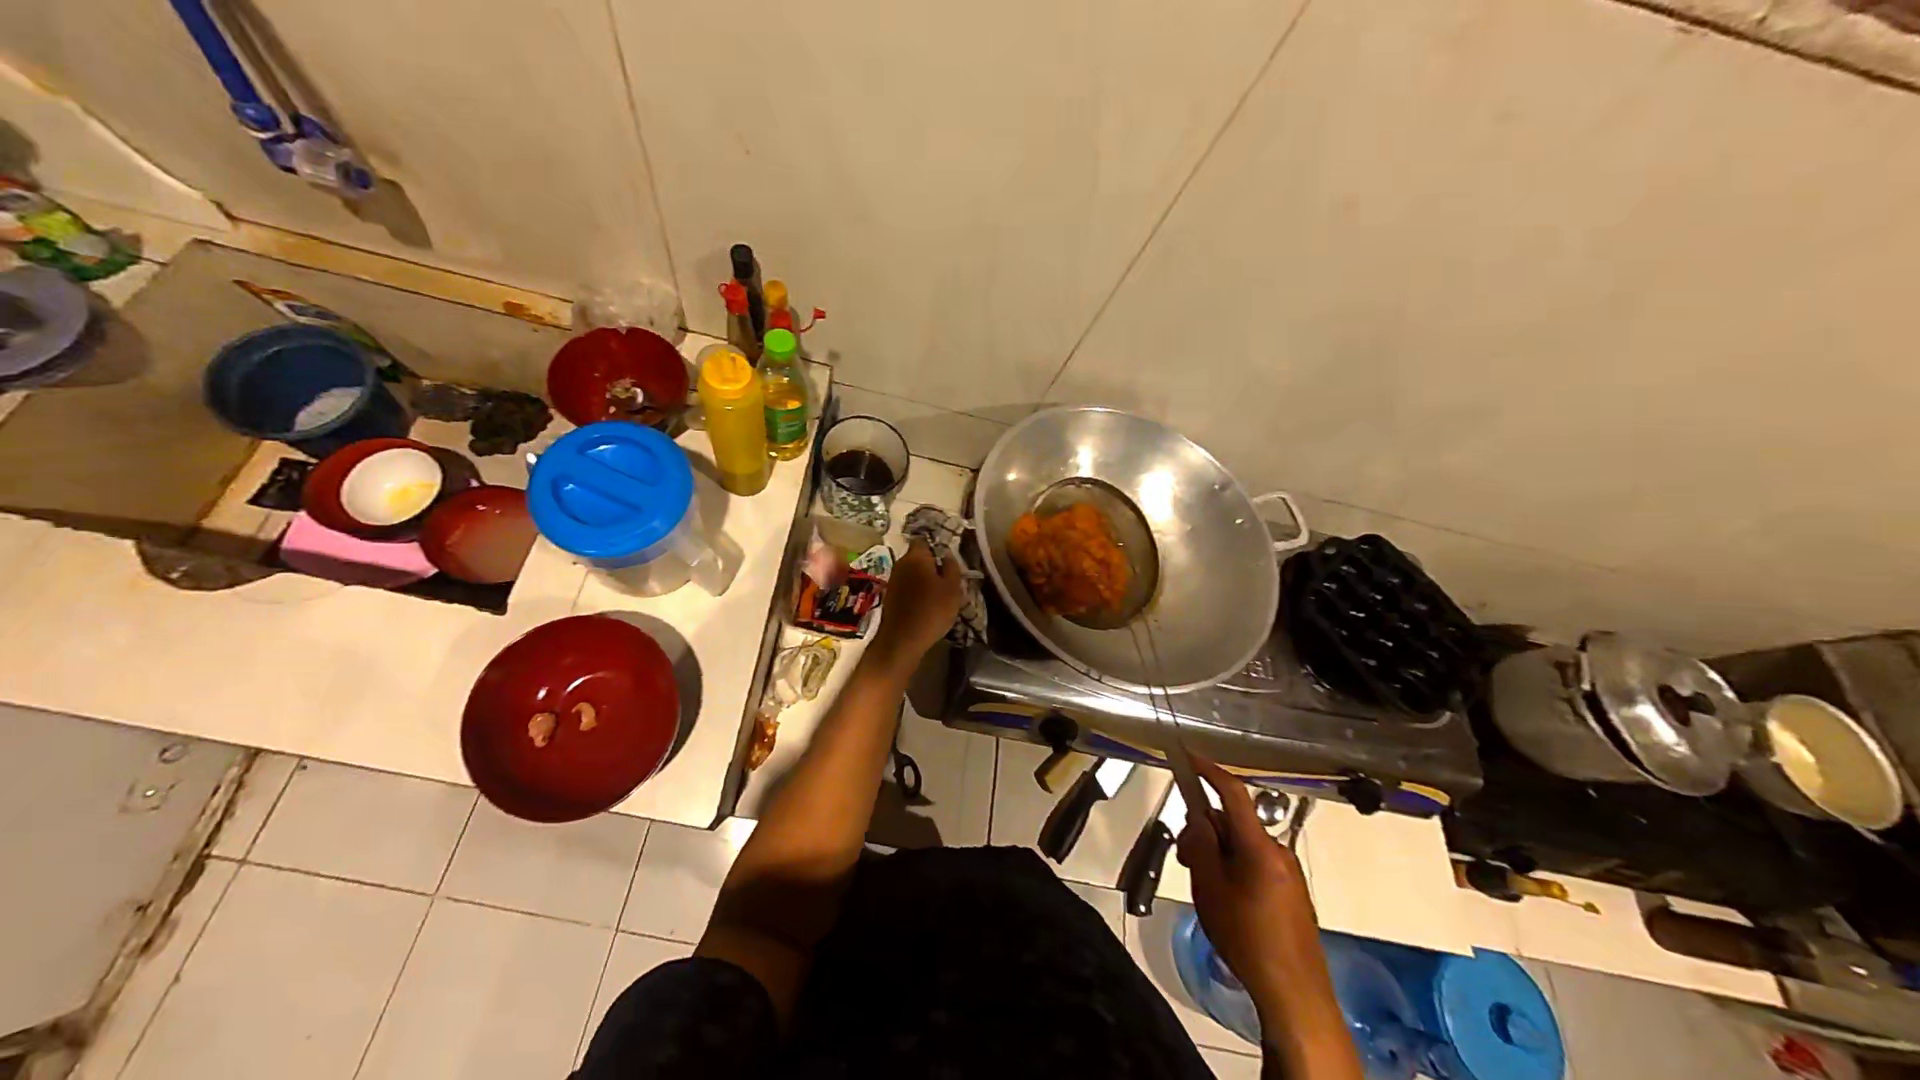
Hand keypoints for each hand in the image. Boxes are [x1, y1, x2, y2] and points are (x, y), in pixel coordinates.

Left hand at [871, 540, 964, 670]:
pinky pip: (906, 586)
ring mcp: (893, 580)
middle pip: (918, 557)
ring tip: (938, 593)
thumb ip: (952, 567)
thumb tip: (946, 555)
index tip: (946, 558)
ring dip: (923, 579)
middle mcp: (900, 563)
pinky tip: (925, 604)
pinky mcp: (890, 595)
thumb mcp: (952, 588)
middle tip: (947, 578)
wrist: (902, 639)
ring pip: (912, 572)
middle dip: (931, 564)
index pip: (923, 540)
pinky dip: (915, 591)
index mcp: (916, 556)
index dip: (935, 546)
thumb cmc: (932, 610)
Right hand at [1177, 756, 1321, 1021]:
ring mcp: (1287, 871)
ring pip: (1242, 844)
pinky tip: (1224, 899)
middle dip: (1205, 830)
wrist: (1294, 991)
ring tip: (1204, 887)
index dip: (1210, 771)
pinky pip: (1255, 863)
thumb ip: (1201, 845)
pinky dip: (1233, 867)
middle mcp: (1277, 851)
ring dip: (1218, 853)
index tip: (1189, 757)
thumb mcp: (1209, 889)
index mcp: (1259, 846)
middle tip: (1185, 858)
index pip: (1233, 794)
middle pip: (1234, 822)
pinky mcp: (1290, 890)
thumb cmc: (1246, 937)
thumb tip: (1199, 816)